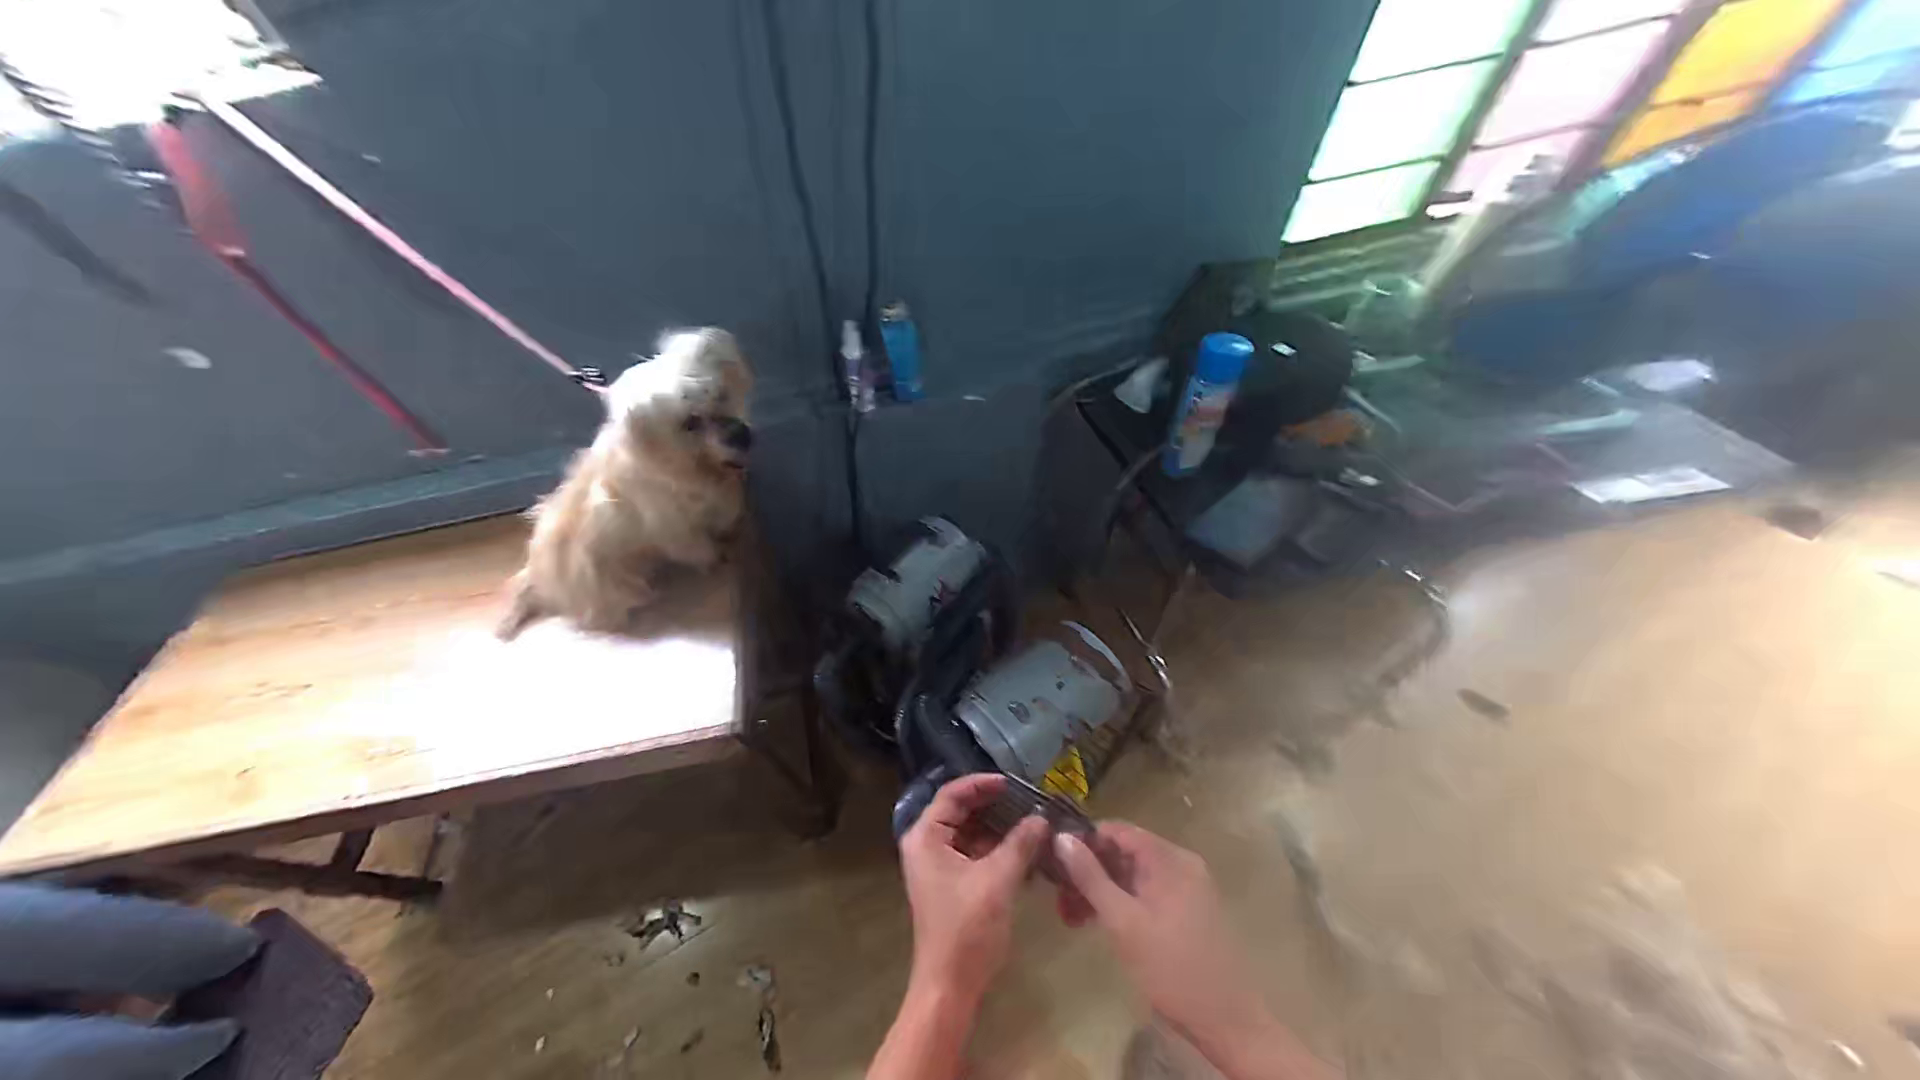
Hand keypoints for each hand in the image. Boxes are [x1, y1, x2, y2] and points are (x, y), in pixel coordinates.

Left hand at [898, 774, 1048, 1004]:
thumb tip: (1041, 818)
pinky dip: (995, 848)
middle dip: (993, 805)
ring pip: (969, 832)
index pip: (952, 794)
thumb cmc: (967, 928)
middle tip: (1026, 799)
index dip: (982, 784)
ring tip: (1030, 820)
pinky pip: (973, 852)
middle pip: (960, 811)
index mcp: (925, 837)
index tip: (1013, 783)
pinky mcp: (950, 883)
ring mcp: (937, 865)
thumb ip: (1020, 843)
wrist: (949, 987)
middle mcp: (926, 845)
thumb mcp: (998, 880)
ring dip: (997, 827)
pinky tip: (1023, 848)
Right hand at [1054, 823, 1331, 1079]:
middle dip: (1088, 871)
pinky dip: (1121, 902)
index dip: (1083, 841)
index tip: (1054, 862)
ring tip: (1071, 917)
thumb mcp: (1122, 921)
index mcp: (1168, 858)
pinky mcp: (1186, 909)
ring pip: (1132, 874)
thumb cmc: (1172, 968)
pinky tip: (1098, 922)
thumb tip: (1061, 838)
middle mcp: (1180, 862)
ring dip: (1101, 889)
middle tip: (1059, 898)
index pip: (1116, 830)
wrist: (1228, 1023)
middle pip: (1123, 851)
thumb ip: (1090, 877)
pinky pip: (1145, 891)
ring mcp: (1185, 886)